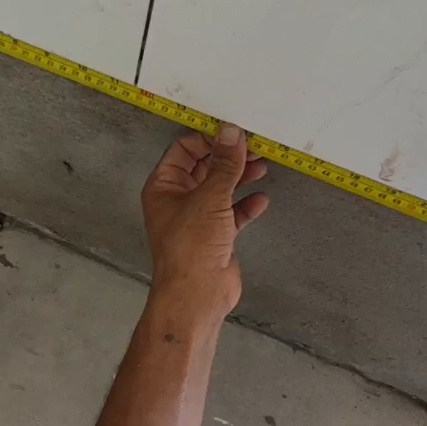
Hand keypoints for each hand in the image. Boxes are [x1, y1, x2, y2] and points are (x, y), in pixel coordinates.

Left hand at [140, 124, 269, 322]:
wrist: (197, 294)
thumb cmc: (191, 246)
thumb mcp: (211, 197)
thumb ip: (225, 164)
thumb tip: (232, 133)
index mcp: (164, 185)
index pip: (184, 149)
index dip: (208, 139)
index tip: (234, 132)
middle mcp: (177, 199)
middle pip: (204, 167)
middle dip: (229, 157)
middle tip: (255, 148)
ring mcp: (196, 217)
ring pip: (219, 188)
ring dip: (240, 177)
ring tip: (263, 167)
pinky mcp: (214, 235)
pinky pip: (231, 213)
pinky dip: (245, 205)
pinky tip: (261, 200)